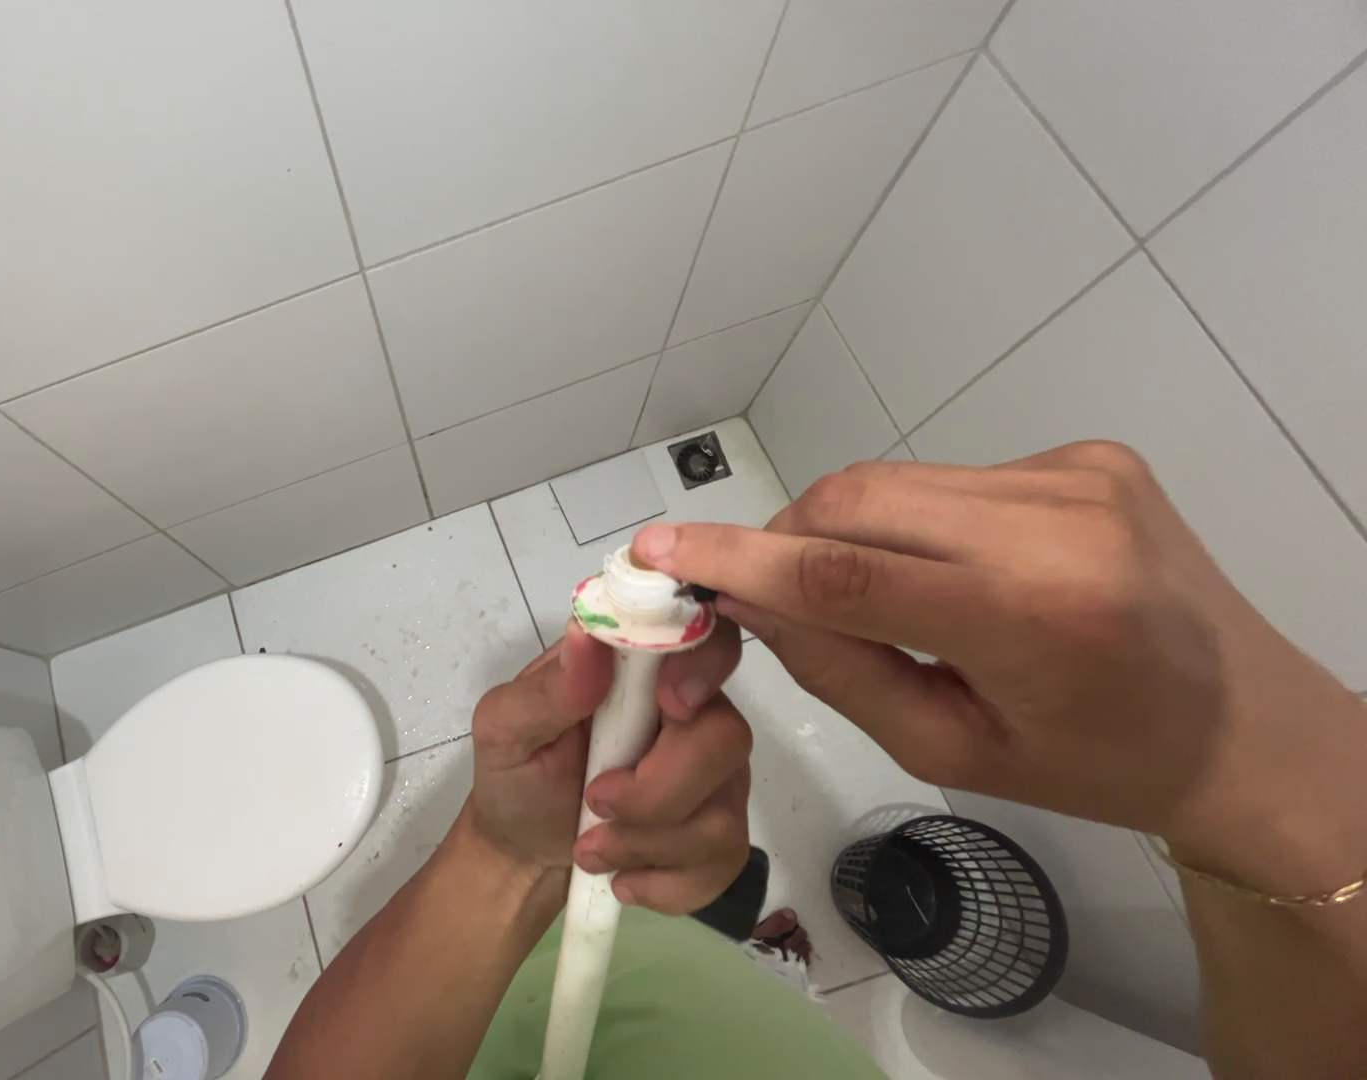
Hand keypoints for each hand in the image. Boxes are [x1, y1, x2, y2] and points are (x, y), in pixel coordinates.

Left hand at [464, 619, 751, 912]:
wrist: (523, 852)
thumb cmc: (514, 775)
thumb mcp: (505, 729)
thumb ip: (547, 688)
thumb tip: (586, 635)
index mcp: (634, 669)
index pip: (702, 636)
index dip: (703, 665)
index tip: (669, 706)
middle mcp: (685, 710)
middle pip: (724, 735)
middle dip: (656, 790)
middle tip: (593, 802)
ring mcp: (710, 772)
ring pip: (722, 811)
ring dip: (646, 844)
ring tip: (589, 847)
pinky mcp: (718, 830)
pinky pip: (724, 862)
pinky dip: (665, 883)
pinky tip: (623, 878)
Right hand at [631, 441, 1366, 893]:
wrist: (1245, 724)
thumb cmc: (1084, 765)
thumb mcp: (938, 746)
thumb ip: (831, 666)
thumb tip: (743, 597)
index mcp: (1037, 621)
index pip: (843, 573)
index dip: (735, 558)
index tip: (656, 549)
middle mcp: (1062, 525)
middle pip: (849, 503)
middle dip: (779, 543)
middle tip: (762, 592)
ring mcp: (1076, 476)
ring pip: (880, 482)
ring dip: (833, 531)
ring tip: (857, 587)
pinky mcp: (1081, 456)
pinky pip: (931, 479)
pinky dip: (895, 520)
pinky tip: (933, 566)